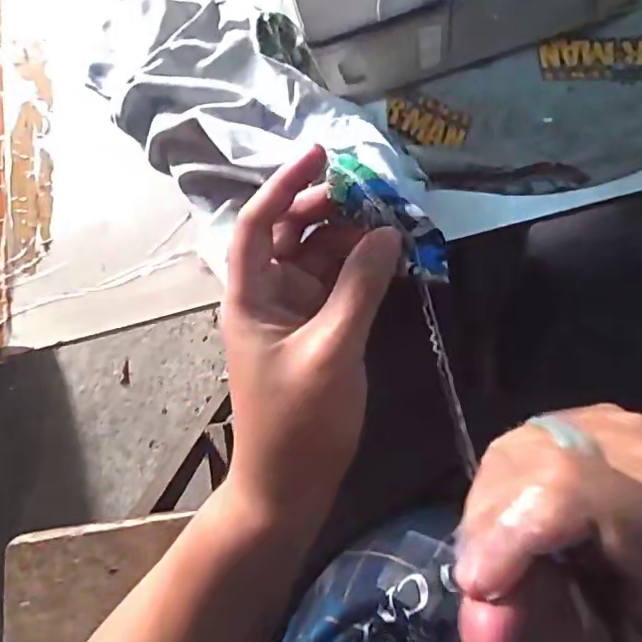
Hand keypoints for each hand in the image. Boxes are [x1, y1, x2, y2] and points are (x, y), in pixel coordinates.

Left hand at [222, 145, 400, 523]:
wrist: (289, 487)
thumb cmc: (298, 422)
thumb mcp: (332, 350)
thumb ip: (359, 288)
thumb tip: (386, 234)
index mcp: (251, 294)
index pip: (258, 223)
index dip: (284, 184)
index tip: (320, 154)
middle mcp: (269, 292)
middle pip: (291, 232)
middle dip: (327, 208)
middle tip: (371, 194)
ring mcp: (295, 309)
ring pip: (320, 254)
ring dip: (351, 236)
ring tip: (390, 223)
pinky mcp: (320, 326)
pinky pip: (340, 281)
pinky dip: (362, 266)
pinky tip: (389, 255)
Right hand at [453, 405, 641, 641]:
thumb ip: (555, 627)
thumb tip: (473, 618)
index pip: (574, 489)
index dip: (508, 529)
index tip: (477, 591)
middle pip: (532, 459)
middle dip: (488, 527)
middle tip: (485, 600)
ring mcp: (627, 429)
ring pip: (521, 443)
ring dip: (492, 506)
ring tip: (502, 567)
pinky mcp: (607, 420)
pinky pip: (532, 439)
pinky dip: (510, 484)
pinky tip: (523, 528)